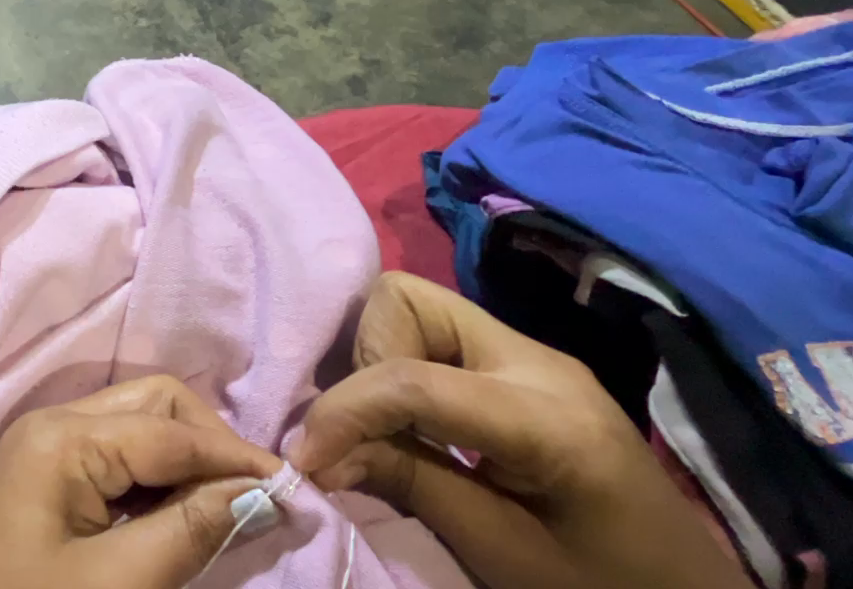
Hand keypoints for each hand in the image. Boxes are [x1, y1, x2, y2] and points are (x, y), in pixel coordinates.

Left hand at [0, 375, 282, 588]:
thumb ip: (191, 529)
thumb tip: (263, 493)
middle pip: (152, 406)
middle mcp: (54, 422)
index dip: (235, 456)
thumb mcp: (117, 583)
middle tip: (258, 501)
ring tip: (231, 509)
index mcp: (63, 436)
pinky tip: (183, 514)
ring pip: (136, 427)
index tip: (297, 493)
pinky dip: (156, 479)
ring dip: (186, 460)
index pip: (169, 429)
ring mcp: (45, 446)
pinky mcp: (45, 475)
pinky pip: (115, 456)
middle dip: (209, 443)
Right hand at [292, 272, 753, 588]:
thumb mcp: (504, 554)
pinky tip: (409, 421)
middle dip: (365, 359)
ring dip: (379, 360)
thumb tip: (314, 452)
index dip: (343, 412)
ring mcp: (528, 355)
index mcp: (548, 415)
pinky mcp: (518, 364)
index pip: (413, 380)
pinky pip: (431, 334)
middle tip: (366, 429)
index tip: (304, 459)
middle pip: (405, 300)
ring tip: (385, 427)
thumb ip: (407, 483)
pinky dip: (399, 365)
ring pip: (411, 306)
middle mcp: (534, 359)